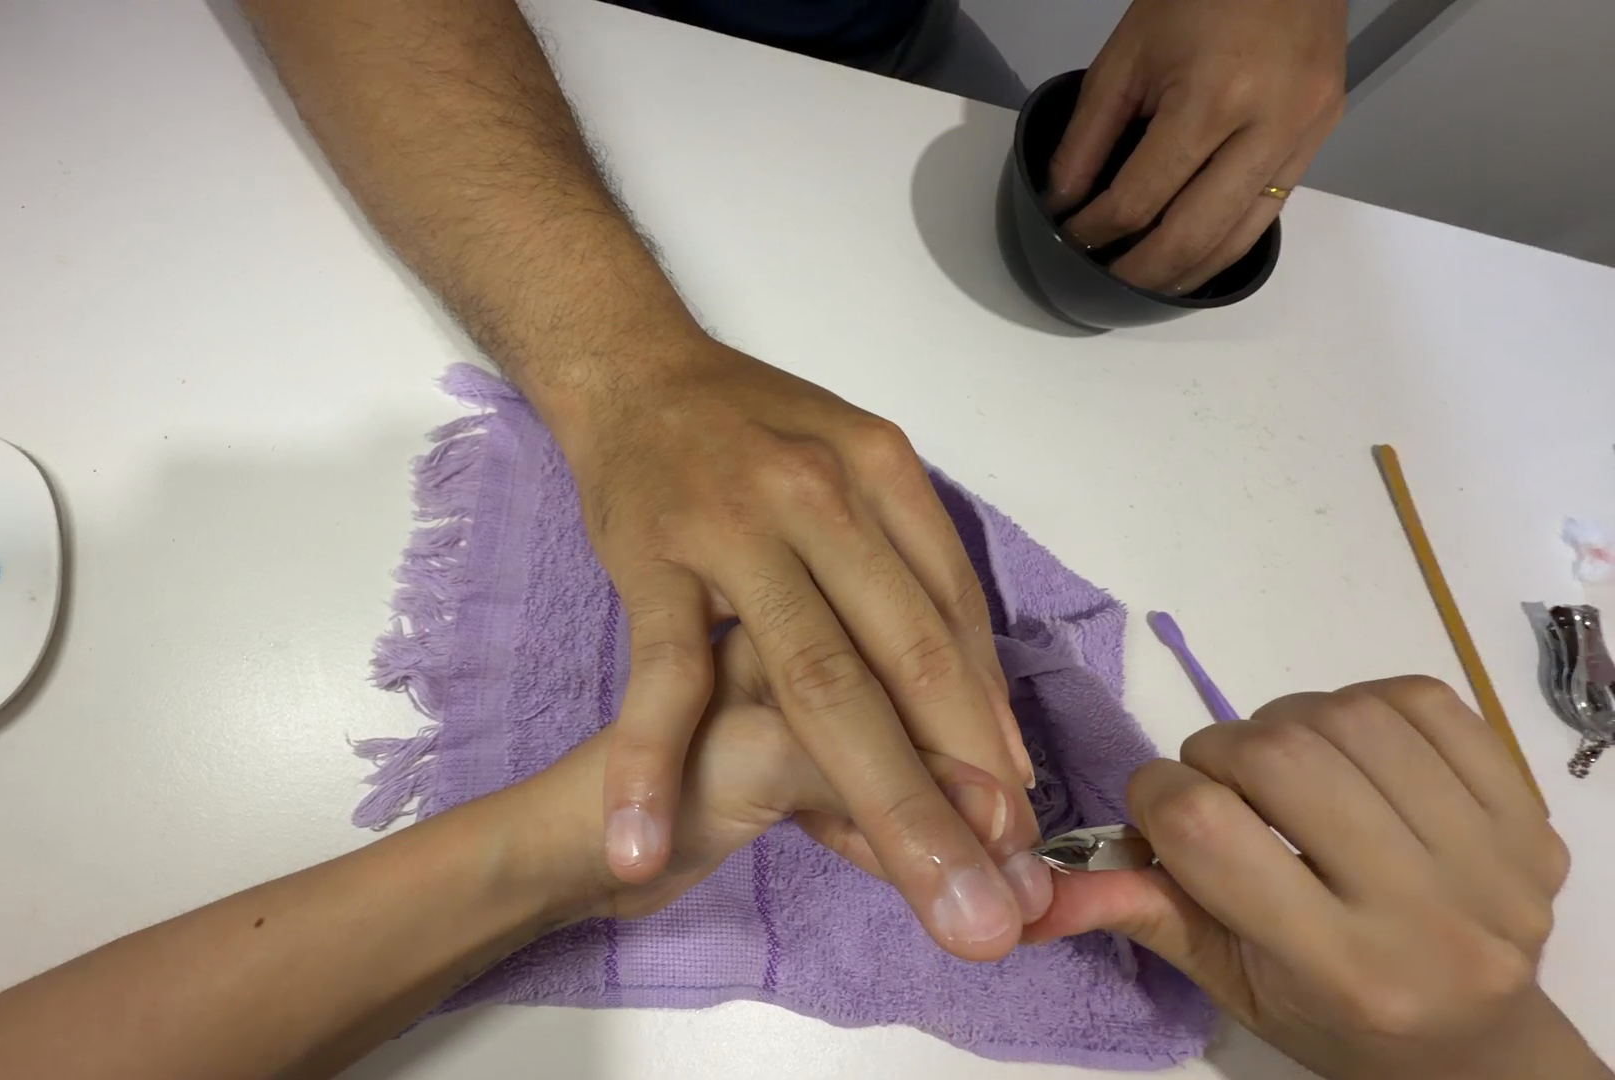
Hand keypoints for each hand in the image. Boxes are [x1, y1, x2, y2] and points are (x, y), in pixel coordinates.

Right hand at [546, 338, 1039, 958]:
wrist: (635, 374)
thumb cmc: (749, 428)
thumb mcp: (851, 465)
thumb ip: (914, 571)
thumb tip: (980, 706)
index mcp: (882, 473)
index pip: (952, 617)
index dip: (989, 728)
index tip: (1017, 825)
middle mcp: (821, 498)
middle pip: (903, 660)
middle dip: (965, 789)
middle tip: (1006, 909)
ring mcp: (733, 532)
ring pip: (814, 676)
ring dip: (875, 795)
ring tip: (929, 904)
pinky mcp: (652, 562)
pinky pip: (663, 672)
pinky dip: (652, 759)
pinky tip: (644, 840)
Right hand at [1026, 678, 1604, 1079]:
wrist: (1479, 1043)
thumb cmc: (1323, 1011)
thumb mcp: (1220, 976)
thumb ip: (1137, 912)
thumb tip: (1038, 886)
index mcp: (1340, 965)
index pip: (1203, 824)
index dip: (1155, 795)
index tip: (1165, 814)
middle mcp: (1431, 914)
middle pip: (1275, 756)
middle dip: (1216, 751)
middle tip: (1224, 789)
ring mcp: (1496, 859)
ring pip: (1339, 716)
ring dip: (1282, 723)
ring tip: (1286, 770)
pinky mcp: (1532, 814)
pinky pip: (1418, 701)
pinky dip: (1358, 705)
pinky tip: (1350, 754)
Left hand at [1049, 0, 1346, 293]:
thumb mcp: (1120, 61)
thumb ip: (1082, 142)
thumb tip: (1059, 208)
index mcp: (1215, 99)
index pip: (1137, 201)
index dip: (1092, 231)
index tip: (1068, 237)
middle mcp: (1272, 125)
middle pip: (1192, 236)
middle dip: (1137, 272)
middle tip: (1100, 280)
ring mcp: (1307, 134)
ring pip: (1236, 240)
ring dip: (1180, 275)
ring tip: (1137, 284)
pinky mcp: (1322, 137)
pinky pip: (1266, 216)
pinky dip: (1219, 249)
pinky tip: (1184, 261)